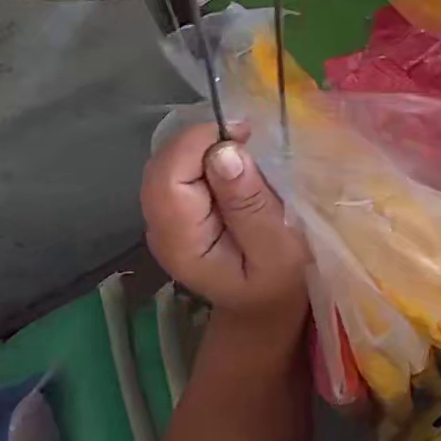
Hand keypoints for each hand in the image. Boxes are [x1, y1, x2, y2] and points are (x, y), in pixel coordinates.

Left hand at [141, 122, 308, 321]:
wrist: (267, 307)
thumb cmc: (280, 281)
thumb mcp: (279, 249)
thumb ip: (251, 206)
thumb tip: (225, 152)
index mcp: (181, 243)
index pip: (169, 177)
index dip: (198, 144)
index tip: (245, 133)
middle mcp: (160, 229)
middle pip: (163, 166)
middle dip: (202, 141)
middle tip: (250, 136)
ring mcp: (165, 220)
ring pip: (169, 163)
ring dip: (204, 147)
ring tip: (246, 147)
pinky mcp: (177, 211)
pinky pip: (180, 170)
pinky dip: (206, 157)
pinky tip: (235, 163)